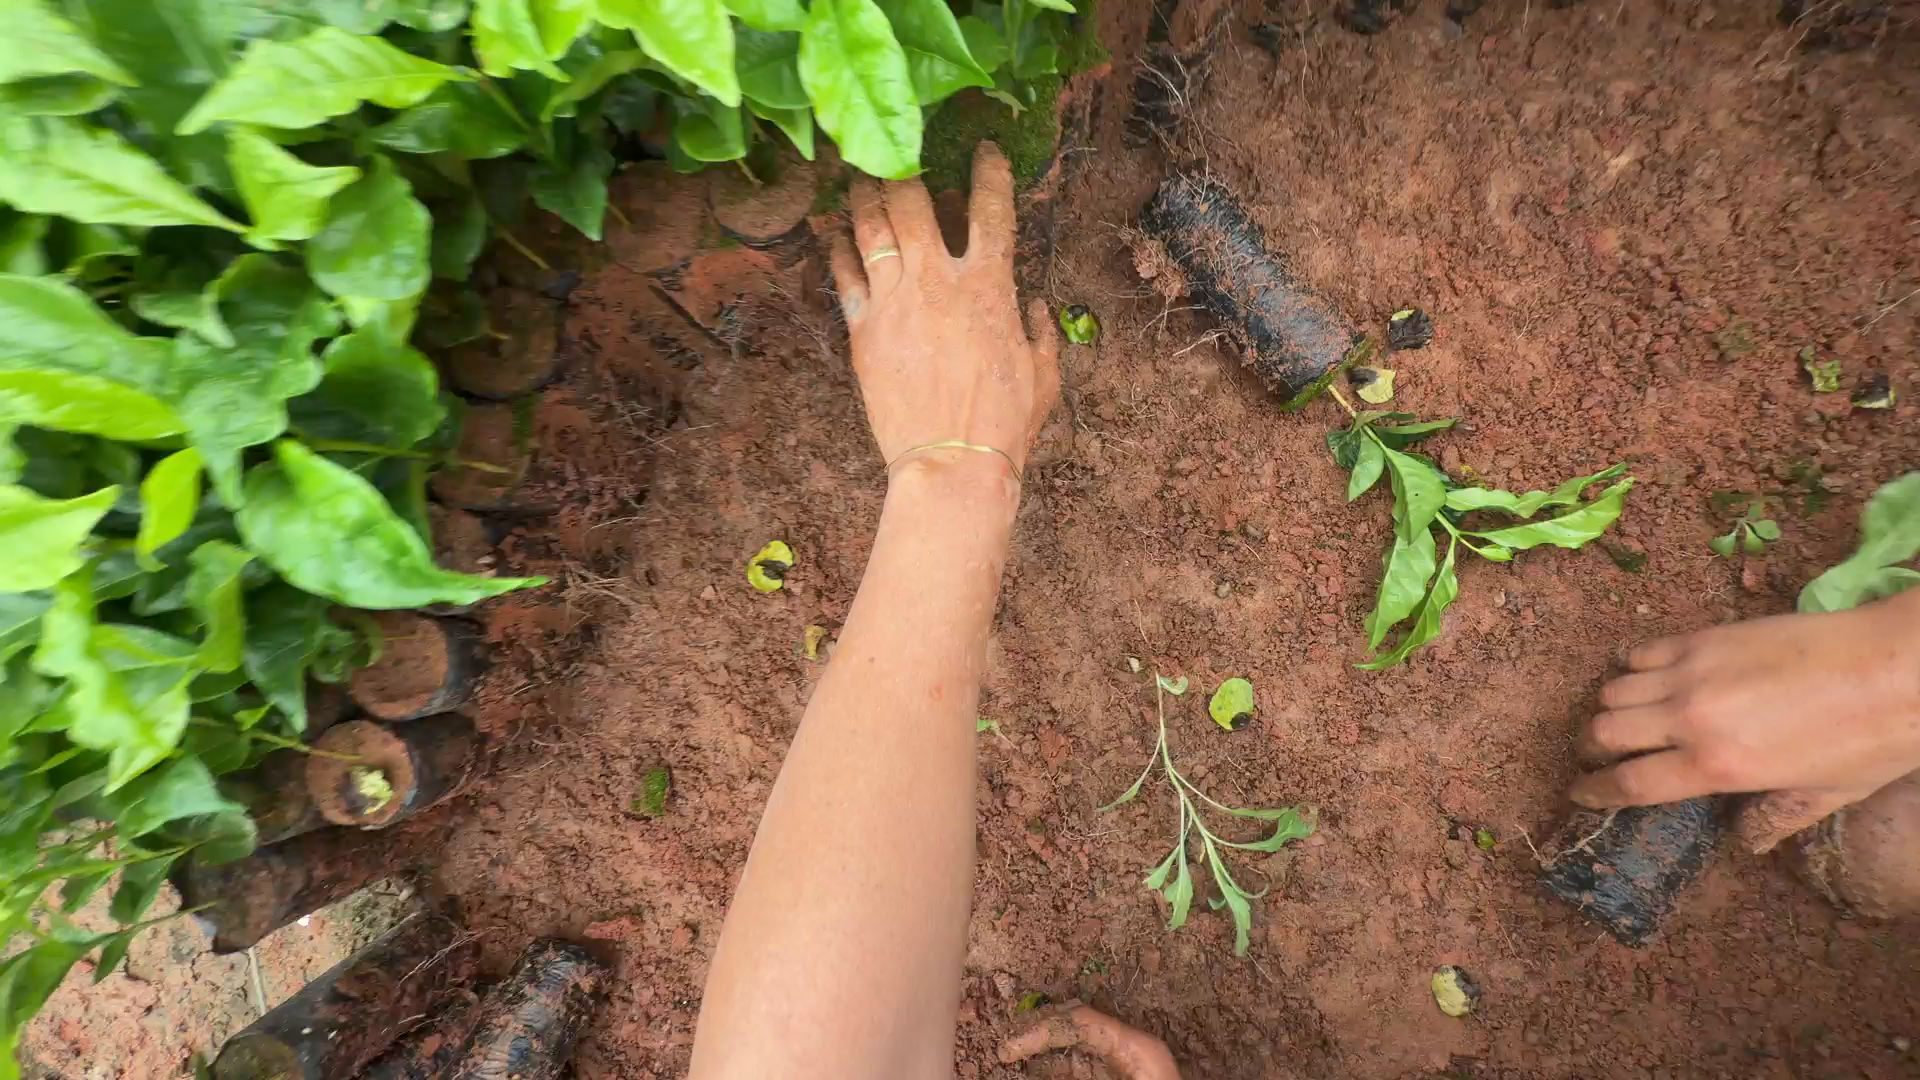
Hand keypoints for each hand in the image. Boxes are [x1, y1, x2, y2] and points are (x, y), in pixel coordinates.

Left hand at [828, 142, 1059, 475]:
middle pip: (912, 200)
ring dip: (865, 196)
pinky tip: (836, 236)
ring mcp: (893, 301)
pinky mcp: (862, 330)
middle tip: (898, 161)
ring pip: (870, 227)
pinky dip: (839, 249)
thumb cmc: (1004, 423)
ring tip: (861, 181)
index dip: (989, 171)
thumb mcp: (1043, 375)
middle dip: (905, 171)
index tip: (984, 151)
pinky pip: (844, 275)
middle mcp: (936, 279)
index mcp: (989, 284)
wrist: (952, 462)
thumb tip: (1038, 307)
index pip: (991, 207)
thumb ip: (1041, 333)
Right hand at [1571, 587, 1919, 845]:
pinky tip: (1653, 678)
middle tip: (1602, 752)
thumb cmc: (1878, 735)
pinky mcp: (1692, 642)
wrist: (1902, 664)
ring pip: (1610, 693)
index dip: (1595, 791)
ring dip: (1613, 708)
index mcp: (1720, 765)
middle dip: (1593, 747)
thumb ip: (1777, 814)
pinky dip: (1634, 670)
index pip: (1630, 783)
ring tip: (1630, 714)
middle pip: (1601, 732)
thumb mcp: (1834, 789)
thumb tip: (1744, 843)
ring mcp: (1685, 676)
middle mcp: (1688, 721)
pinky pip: (1636, 657)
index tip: (1580, 793)